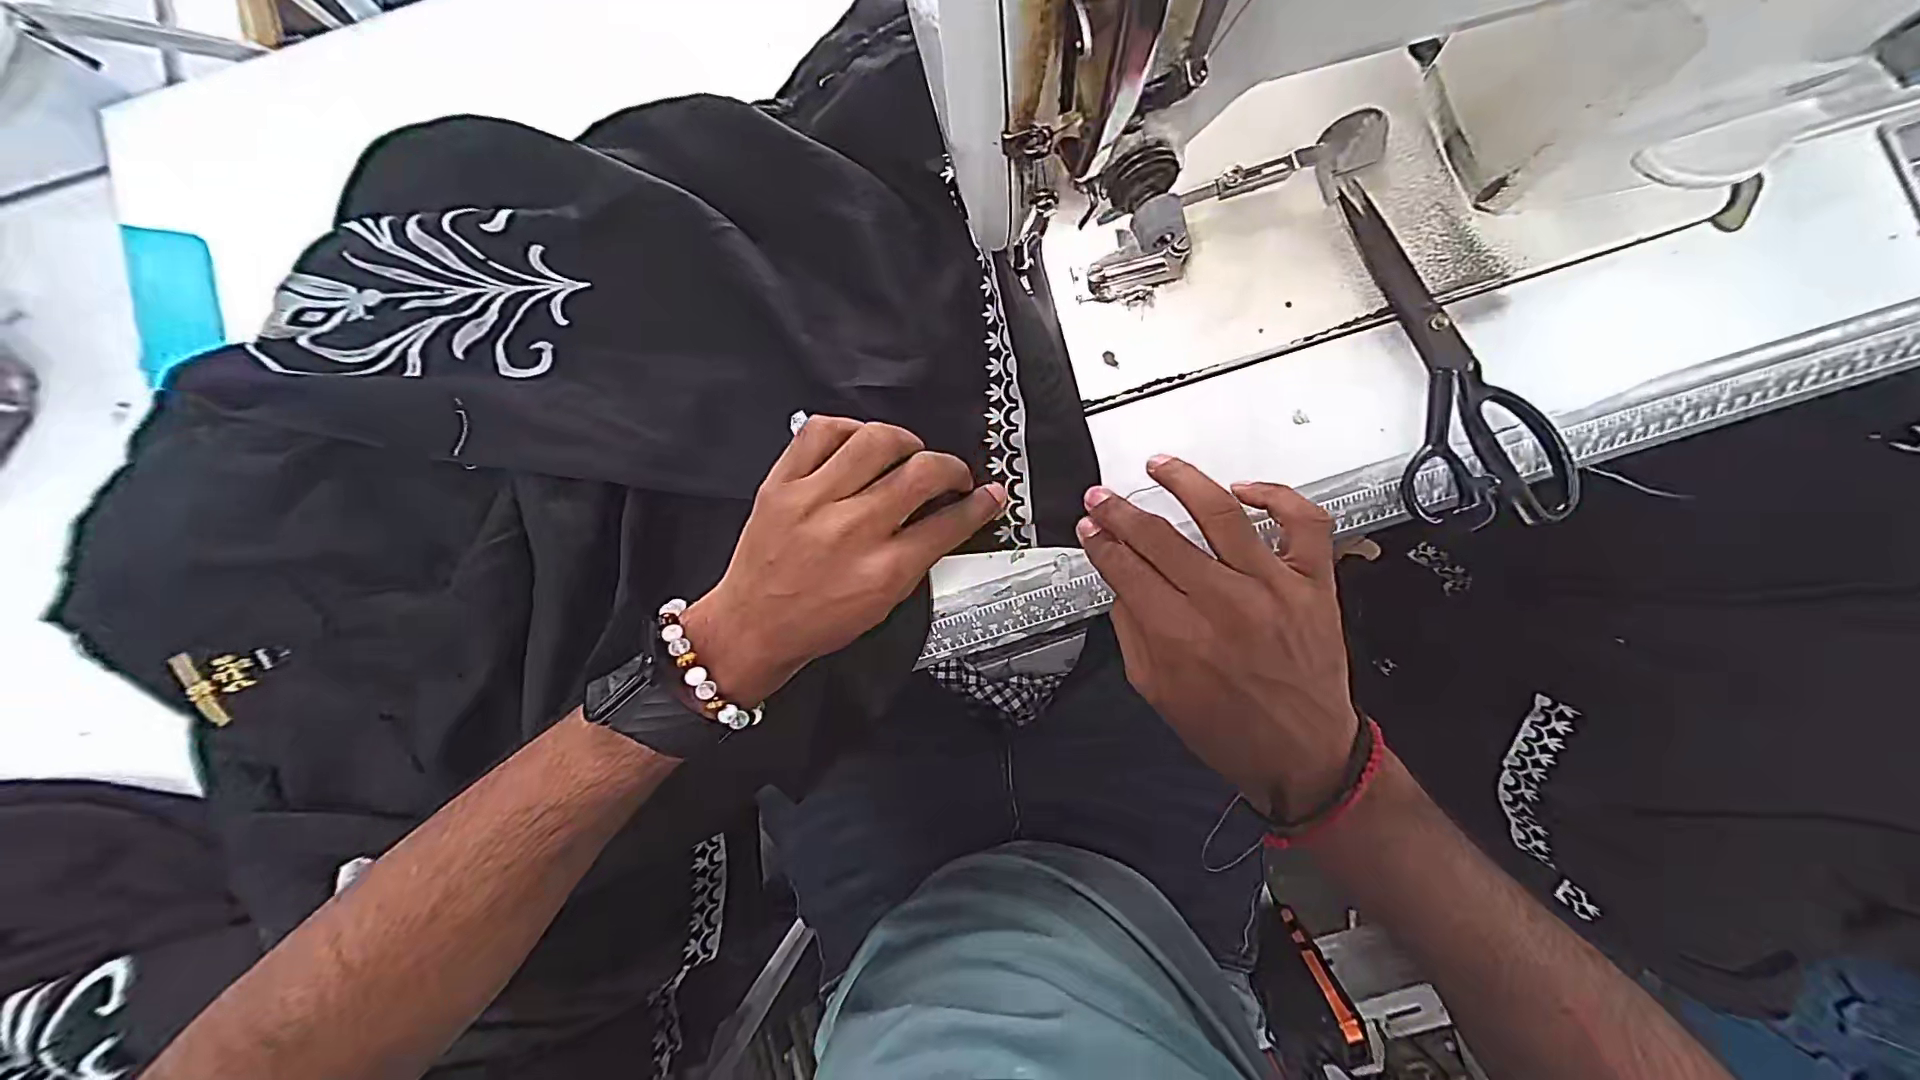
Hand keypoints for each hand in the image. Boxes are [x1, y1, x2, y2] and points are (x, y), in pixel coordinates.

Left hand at [681, 416, 1004, 704]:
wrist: (752, 625)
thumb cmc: (815, 621)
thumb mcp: (883, 602)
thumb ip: (919, 557)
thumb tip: (948, 518)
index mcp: (882, 571)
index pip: (948, 524)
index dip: (980, 504)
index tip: (988, 494)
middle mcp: (850, 531)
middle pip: (921, 474)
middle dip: (952, 468)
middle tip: (952, 475)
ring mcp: (813, 502)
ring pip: (877, 441)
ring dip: (907, 441)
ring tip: (908, 453)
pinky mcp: (782, 484)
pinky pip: (821, 430)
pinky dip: (850, 429)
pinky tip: (858, 443)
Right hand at [1077, 456, 1358, 818]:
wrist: (1303, 754)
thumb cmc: (1230, 730)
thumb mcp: (1156, 689)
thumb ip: (1131, 630)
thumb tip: (1117, 581)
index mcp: (1179, 637)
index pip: (1125, 567)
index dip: (1100, 540)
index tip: (1090, 525)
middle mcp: (1224, 605)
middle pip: (1159, 536)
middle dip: (1120, 511)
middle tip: (1104, 497)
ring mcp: (1273, 589)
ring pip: (1221, 513)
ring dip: (1182, 481)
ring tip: (1160, 466)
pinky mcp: (1313, 584)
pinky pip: (1302, 521)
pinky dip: (1275, 495)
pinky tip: (1245, 489)